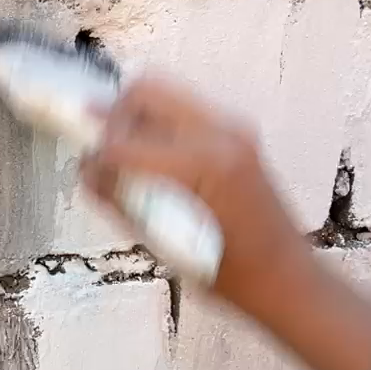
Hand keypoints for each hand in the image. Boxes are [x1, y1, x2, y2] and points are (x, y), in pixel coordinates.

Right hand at [79, 75, 310, 320]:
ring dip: (135, 118)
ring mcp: (233, 128)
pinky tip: (151, 160)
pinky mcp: (237, 134)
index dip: (96, 152)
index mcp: (203, 164)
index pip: (125, 140)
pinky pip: (182, 112)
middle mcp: (221, 133)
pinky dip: (156, 126)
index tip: (86, 166)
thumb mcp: (161, 242)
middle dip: (113, 115)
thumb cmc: (225, 271)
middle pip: (145, 91)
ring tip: (124, 154)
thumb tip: (87, 169)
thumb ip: (118, 196)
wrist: (284, 278)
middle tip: (99, 146)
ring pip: (163, 95)